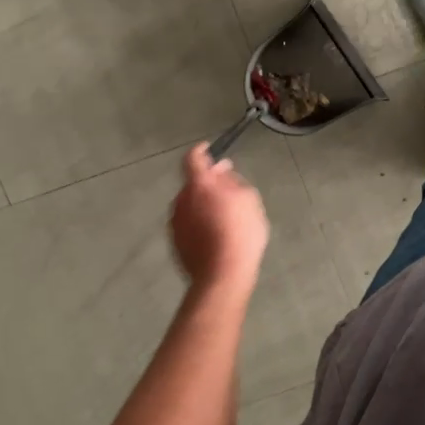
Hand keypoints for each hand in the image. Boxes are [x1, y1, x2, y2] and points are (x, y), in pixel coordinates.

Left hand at [169, 145, 268, 290]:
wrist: (222, 275)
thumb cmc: (240, 233)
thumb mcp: (249, 199)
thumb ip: (233, 181)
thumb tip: (222, 174)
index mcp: (199, 185)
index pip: (192, 158)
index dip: (201, 151)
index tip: (209, 149)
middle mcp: (181, 200)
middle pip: (193, 183)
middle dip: (208, 181)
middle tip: (227, 187)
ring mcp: (175, 222)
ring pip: (190, 204)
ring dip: (203, 202)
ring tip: (224, 214)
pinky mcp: (175, 242)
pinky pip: (188, 222)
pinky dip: (199, 221)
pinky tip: (215, 232)